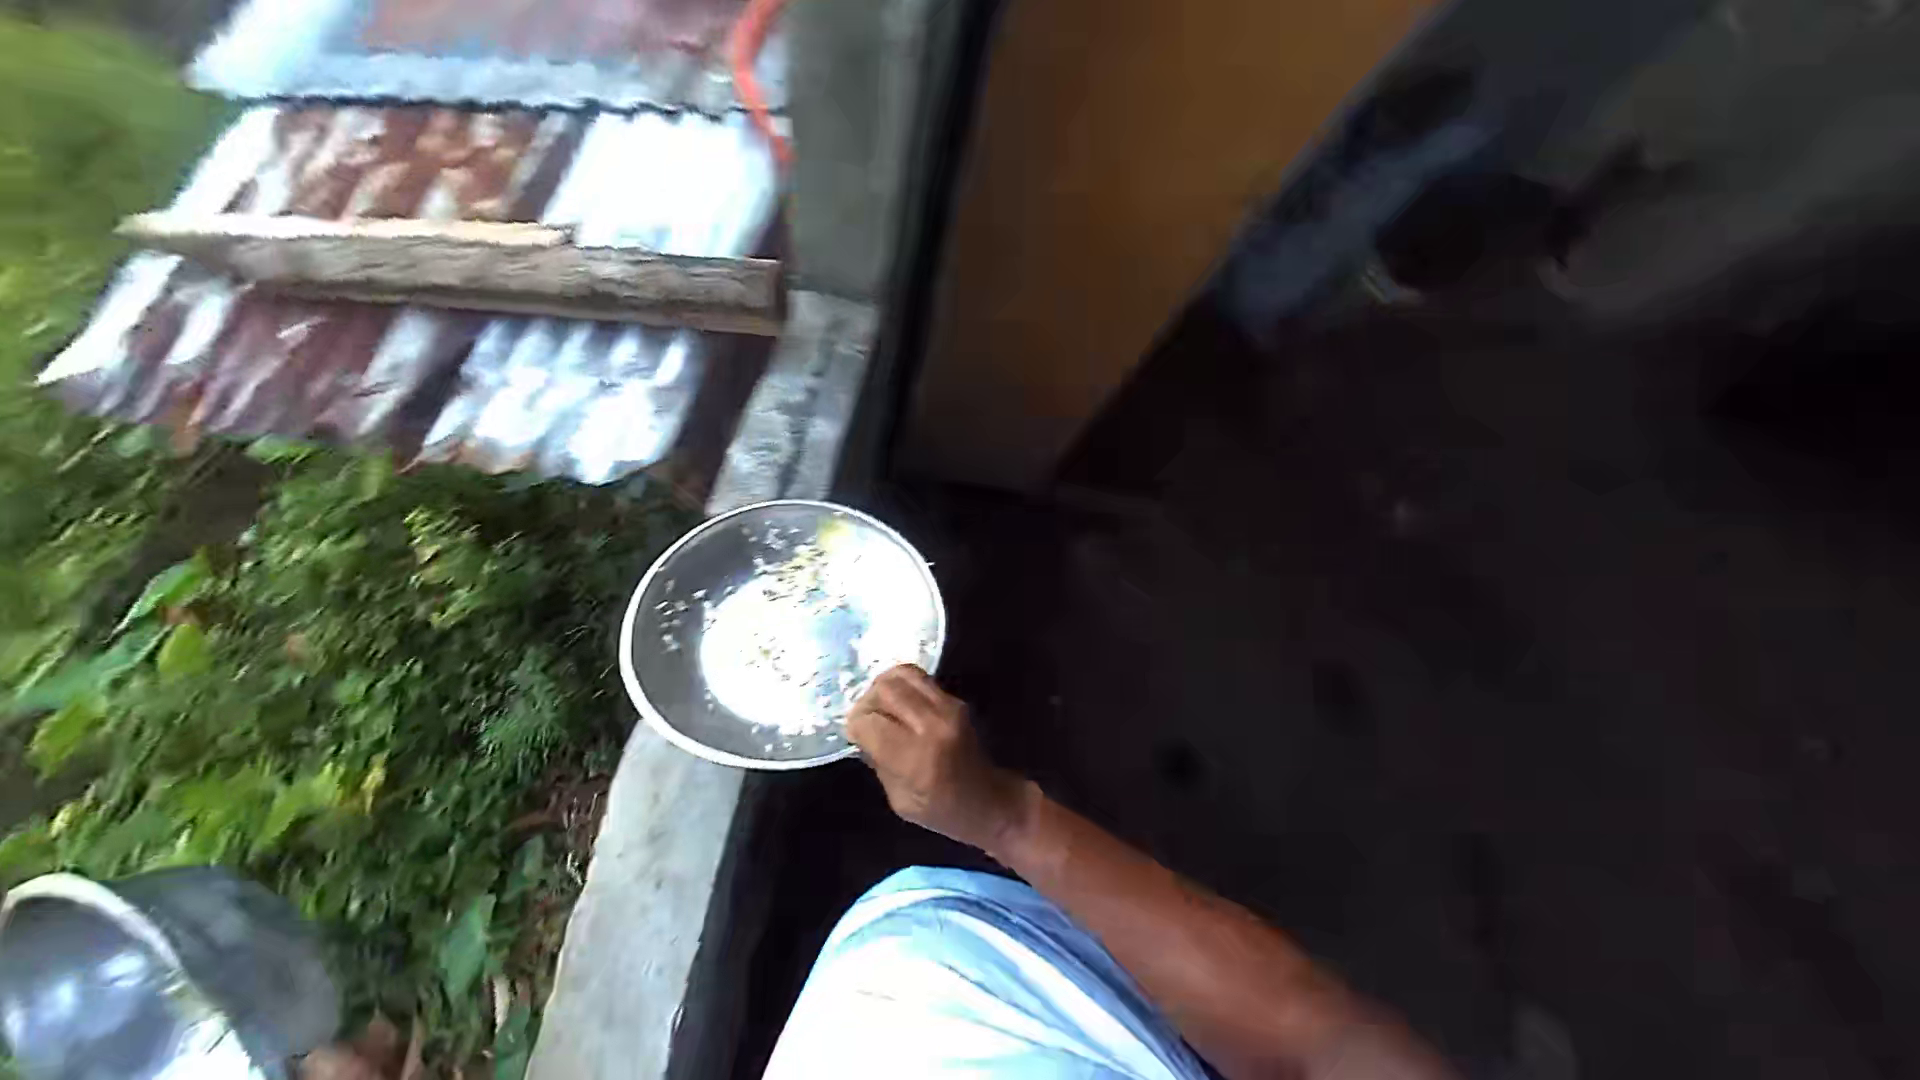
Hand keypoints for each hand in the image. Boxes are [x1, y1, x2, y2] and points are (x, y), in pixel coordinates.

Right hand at [847, 665, 1035, 853]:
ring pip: (901, 674)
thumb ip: (878, 761)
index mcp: (916, 758)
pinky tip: (900, 704)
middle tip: (866, 720)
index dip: (856, 727)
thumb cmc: (941, 811)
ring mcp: (947, 707)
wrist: (989, 800)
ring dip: (884, 688)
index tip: (856, 737)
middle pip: (884, 690)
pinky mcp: (955, 699)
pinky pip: (919, 678)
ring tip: (882, 707)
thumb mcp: (899, 799)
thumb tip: (862, 732)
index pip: (870, 722)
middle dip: (867, 703)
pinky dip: (902, 686)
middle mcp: (933, 724)